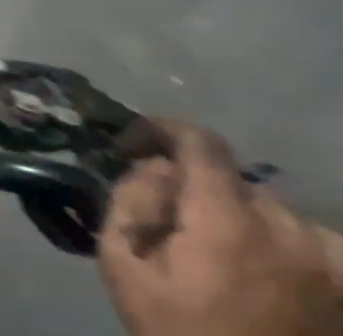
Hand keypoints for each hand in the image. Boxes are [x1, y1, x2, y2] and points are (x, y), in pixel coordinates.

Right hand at [98, 119, 342, 335]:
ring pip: (269, 206)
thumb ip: (131, 200)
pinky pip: (305, 235)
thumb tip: (154, 167)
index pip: (200, 141)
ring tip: (212, 250)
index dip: (160, 128)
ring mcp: (331, 257)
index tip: (131, 143)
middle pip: (232, 178)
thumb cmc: (177, 328)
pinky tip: (257, 267)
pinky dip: (273, 237)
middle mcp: (290, 228)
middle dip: (193, 186)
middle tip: (166, 216)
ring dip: (234, 213)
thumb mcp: (123, 264)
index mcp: (228, 220)